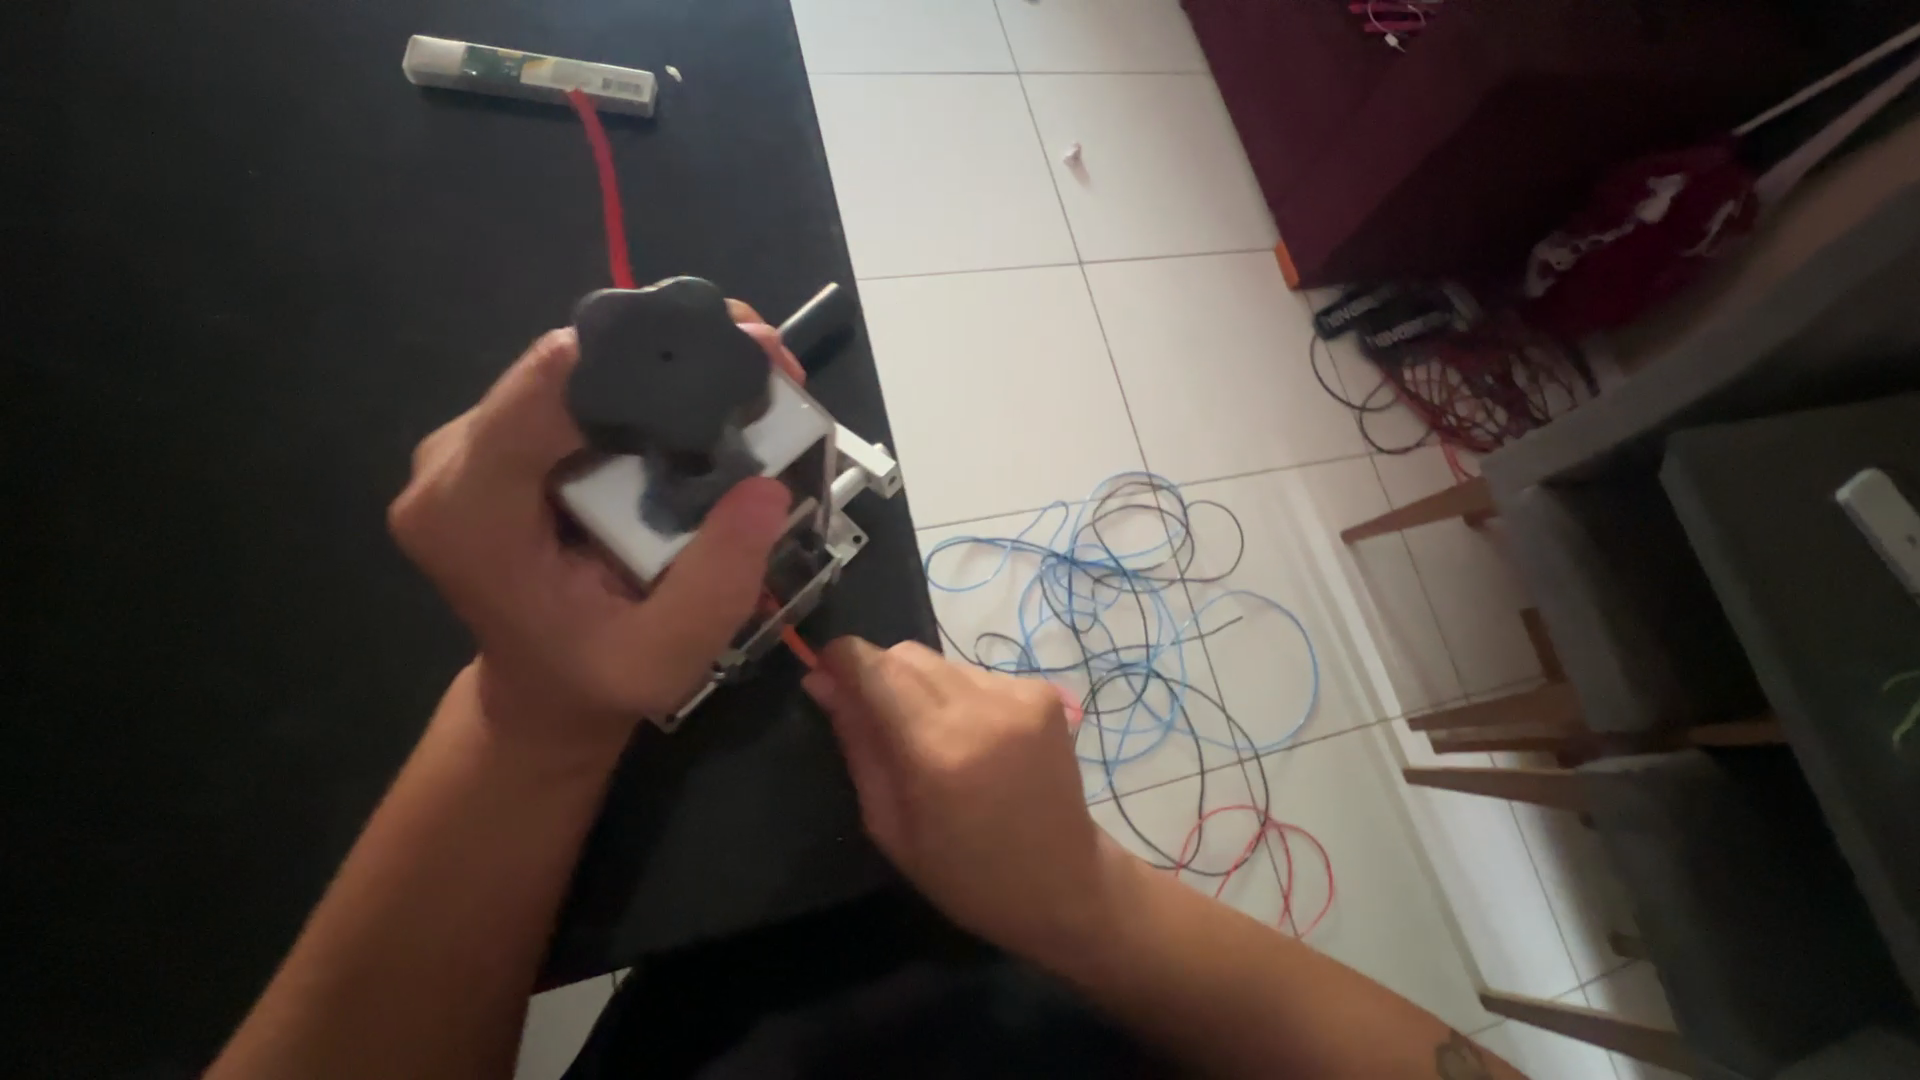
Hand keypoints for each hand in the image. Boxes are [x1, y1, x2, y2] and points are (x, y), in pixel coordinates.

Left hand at [389, 304, 801, 746]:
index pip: (544, 391)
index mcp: (471, 513)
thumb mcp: (667, 658)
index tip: (736, 362)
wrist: (547, 690)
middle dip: (673, 356)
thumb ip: (715, 584)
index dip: (639, 359)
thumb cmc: (597, 681)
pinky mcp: (512, 437)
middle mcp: (459, 459)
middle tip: (769, 368)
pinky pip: (584, 386)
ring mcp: (481, 442)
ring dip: (672, 367)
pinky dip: (654, 387)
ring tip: (753, 385)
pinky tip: (710, 405)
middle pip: (568, 365)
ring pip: (582, 366)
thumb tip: (768, 488)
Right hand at [806, 639, 1132, 962]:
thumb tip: (823, 682)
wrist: (1064, 882)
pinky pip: (975, 673)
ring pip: (940, 662)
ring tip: (934, 738)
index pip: (874, 667)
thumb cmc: (966, 873)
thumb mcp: (890, 825)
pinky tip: (973, 738)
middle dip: (878, 675)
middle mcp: (982, 707)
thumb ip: (857, 744)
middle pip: (906, 654)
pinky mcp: (1043, 691)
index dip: (840, 659)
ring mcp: (1019, 694)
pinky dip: (960, 695)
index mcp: (938, 750)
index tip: (823, 672)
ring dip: (920, 687)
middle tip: (877, 720)